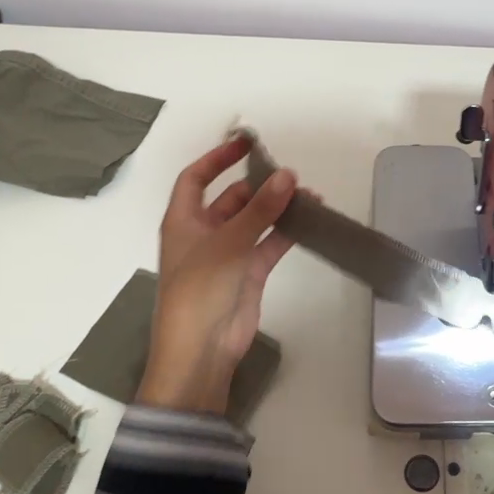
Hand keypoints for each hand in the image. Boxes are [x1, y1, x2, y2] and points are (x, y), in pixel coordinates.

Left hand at [136, 136, 297, 413]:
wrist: (201, 349)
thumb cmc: (199, 290)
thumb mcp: (227, 244)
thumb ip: (260, 209)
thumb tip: (288, 175)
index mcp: (183, 221)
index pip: (196, 179)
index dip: (217, 159)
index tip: (246, 144)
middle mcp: (204, 233)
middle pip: (232, 198)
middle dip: (258, 185)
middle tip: (290, 174)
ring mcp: (228, 253)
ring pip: (255, 220)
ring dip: (277, 207)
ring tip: (308, 195)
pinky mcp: (249, 273)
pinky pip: (270, 243)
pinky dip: (287, 231)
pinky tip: (310, 220)